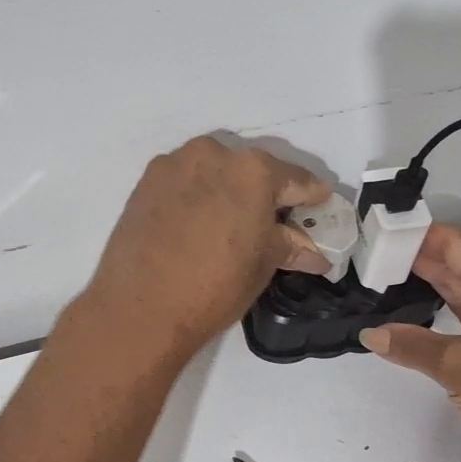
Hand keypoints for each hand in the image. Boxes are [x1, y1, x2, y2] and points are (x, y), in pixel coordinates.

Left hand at [81, 136, 331, 355]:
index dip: (312, 198)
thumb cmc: (214, 286)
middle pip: (252, 170)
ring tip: (231, 226)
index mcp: (253, 170)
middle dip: (266, 193)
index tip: (320, 207)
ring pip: (214, 172)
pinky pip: (184, 183)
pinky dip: (197, 197)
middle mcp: (213, 154)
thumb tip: (317, 253)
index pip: (295, 180)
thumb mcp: (262, 265)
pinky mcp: (145, 182)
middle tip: (273, 223)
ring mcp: (174, 165)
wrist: (140, 308)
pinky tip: (198, 226)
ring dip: (228, 191)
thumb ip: (290, 246)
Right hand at [359, 224, 460, 461]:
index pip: (455, 242)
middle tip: (376, 257)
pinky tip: (427, 322)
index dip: (419, 233)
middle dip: (420, 258)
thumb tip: (371, 334)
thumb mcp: (458, 367)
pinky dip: (449, 313)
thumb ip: (412, 346)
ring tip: (393, 281)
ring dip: (434, 285)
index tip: (382, 233)